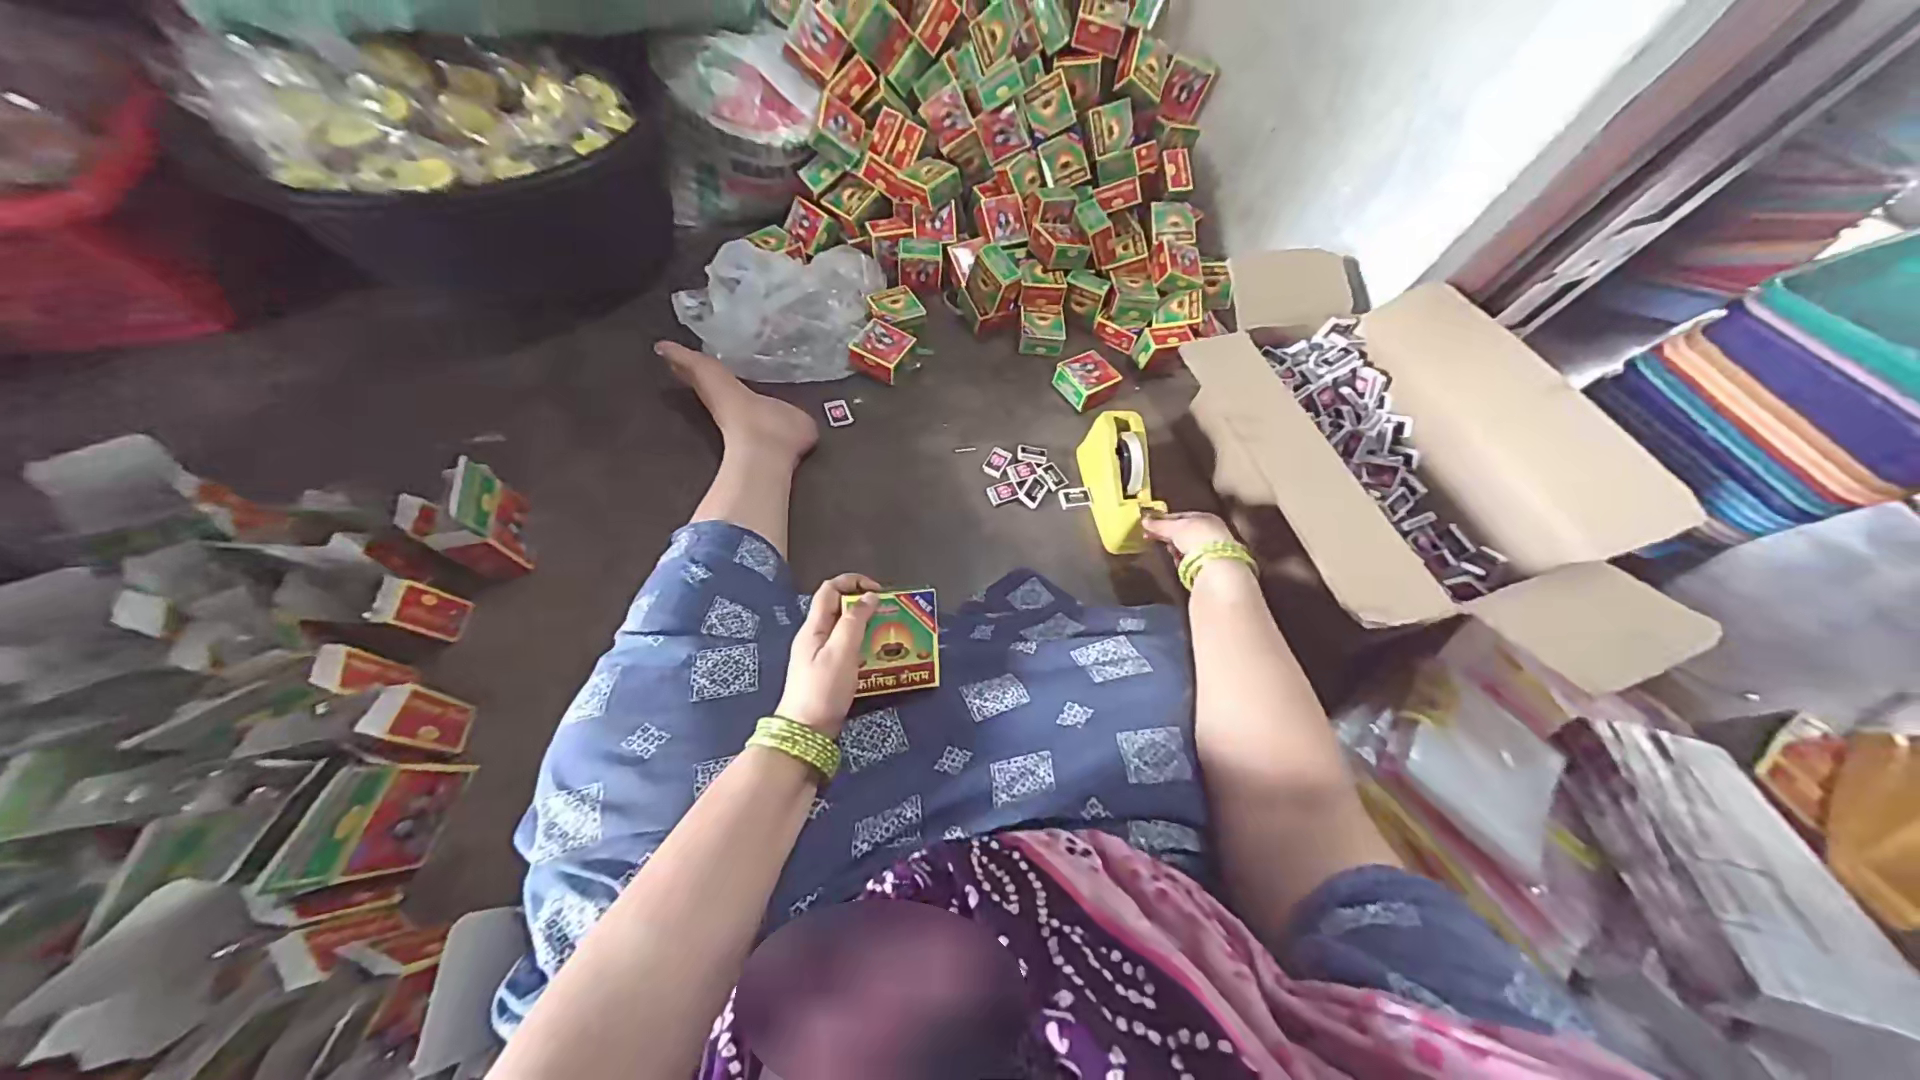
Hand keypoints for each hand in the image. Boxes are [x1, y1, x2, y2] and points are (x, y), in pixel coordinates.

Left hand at [775, 573, 882, 736]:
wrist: (806, 731)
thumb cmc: (823, 689)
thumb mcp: (841, 652)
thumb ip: (855, 621)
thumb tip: (869, 596)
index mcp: (814, 627)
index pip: (830, 589)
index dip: (853, 582)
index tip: (878, 591)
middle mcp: (815, 636)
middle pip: (838, 607)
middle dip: (864, 604)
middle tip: (888, 613)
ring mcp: (819, 654)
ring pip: (844, 628)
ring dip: (866, 625)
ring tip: (887, 633)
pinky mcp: (827, 671)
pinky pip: (846, 648)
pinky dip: (863, 645)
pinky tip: (877, 656)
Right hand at [1141, 511, 1238, 559]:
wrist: (1215, 563)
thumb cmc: (1196, 537)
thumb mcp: (1175, 528)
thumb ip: (1160, 525)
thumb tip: (1144, 520)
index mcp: (1205, 517)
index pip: (1181, 516)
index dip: (1164, 520)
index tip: (1149, 524)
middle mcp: (1210, 531)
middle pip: (1183, 532)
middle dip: (1168, 536)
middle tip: (1150, 538)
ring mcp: (1211, 548)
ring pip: (1186, 547)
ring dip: (1175, 549)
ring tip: (1169, 551)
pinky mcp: (1209, 564)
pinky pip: (1189, 559)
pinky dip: (1182, 560)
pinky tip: (1178, 561)